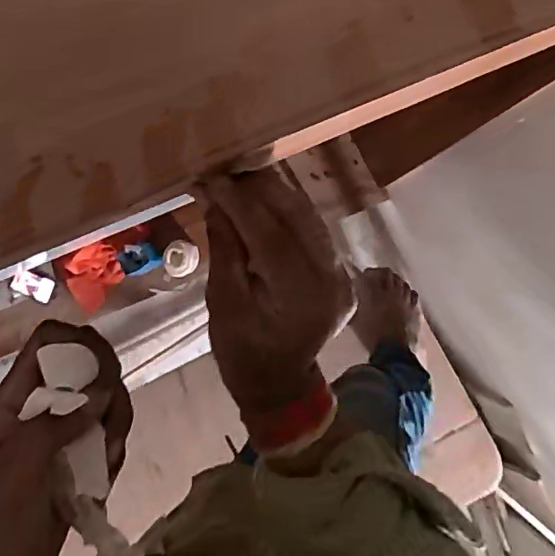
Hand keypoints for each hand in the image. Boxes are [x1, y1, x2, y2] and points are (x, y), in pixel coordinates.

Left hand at [0, 321, 132, 555]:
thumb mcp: (19, 460)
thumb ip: (59, 421)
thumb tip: (105, 389)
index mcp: (16, 398)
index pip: (44, 344)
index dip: (70, 336)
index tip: (98, 351)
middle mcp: (44, 407)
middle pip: (83, 365)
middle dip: (104, 377)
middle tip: (113, 398)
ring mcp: (64, 434)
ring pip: (103, 400)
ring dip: (116, 415)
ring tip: (112, 447)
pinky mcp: (83, 460)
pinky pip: (109, 436)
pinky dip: (117, 445)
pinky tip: (111, 465)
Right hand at [201, 166, 353, 416]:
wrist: (280, 383)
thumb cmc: (243, 351)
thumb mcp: (223, 303)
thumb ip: (223, 248)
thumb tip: (214, 199)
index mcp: (301, 297)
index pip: (269, 235)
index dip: (239, 203)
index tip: (213, 180)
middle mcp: (331, 279)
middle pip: (295, 216)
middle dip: (257, 189)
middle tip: (224, 173)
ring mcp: (341, 273)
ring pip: (307, 215)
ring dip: (273, 192)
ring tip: (239, 179)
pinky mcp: (340, 268)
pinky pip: (312, 227)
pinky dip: (286, 208)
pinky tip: (261, 197)